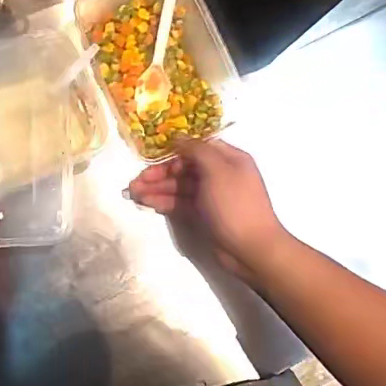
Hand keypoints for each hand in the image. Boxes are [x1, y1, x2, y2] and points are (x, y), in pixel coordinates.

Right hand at [127, 138, 294, 282]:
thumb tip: (178, 137)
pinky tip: (147, 203)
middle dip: (160, 173)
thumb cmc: (235, 205)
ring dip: (157, 188)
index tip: (150, 156)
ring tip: (133, 194)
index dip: (173, 151)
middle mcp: (220, 174)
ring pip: (180, 186)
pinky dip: (165, 202)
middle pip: (184, 168)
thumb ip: (197, 150)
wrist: (252, 249)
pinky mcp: (204, 215)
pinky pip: (181, 203)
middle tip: (135, 182)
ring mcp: (211, 196)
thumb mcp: (217, 171)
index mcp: (228, 159)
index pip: (196, 148)